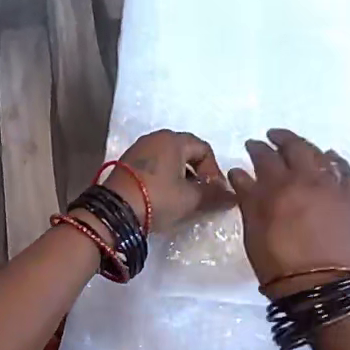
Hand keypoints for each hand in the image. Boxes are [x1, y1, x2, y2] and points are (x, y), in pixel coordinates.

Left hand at [106, 129, 231, 231]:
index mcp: (173, 139)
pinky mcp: (125, 164)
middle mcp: (154, 138)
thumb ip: (214, 196)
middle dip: (197, 174)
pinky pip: (153, 167)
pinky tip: (163, 198)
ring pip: (168, 161)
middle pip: (185, 153)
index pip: (204, 150)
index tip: (215, 193)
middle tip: (201, 196)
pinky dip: (163, 180)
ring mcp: (137, 150)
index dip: (214, 172)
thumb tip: (233, 196)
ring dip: (180, 178)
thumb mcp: (190, 199)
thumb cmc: (158, 198)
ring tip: (182, 199)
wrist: (115, 211)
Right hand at [228, 129, 349, 295]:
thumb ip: (248, 199)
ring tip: (298, 146)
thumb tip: (240, 173)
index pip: (264, 157)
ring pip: (319, 154)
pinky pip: (344, 170)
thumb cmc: (278, 265)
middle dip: (281, 139)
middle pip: (295, 148)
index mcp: (278, 187)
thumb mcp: (254, 232)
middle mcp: (307, 179)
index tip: (251, 145)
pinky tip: (329, 158)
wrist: (322, 286)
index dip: (256, 149)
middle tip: (273, 136)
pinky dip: (334, 160)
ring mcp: (333, 187)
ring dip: (306, 147)